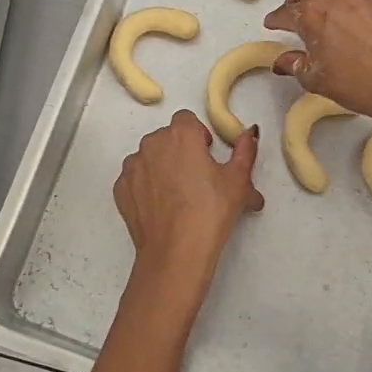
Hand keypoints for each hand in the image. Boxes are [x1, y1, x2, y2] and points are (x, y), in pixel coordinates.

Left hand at [114, 111, 263, 286]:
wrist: (176, 251)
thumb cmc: (211, 212)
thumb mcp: (238, 181)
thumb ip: (245, 150)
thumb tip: (251, 132)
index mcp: (181, 135)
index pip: (187, 120)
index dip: (198, 136)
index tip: (207, 156)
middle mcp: (152, 143)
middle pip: (167, 137)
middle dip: (180, 151)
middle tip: (196, 179)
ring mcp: (132, 166)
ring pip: (148, 157)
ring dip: (161, 167)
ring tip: (177, 196)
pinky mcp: (120, 188)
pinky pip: (135, 179)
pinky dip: (145, 187)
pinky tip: (161, 208)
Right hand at [262, 0, 371, 124]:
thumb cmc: (356, 84)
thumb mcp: (315, 80)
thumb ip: (294, 65)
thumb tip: (281, 61)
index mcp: (310, 16)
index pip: (284, 12)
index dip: (275, 19)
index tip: (272, 24)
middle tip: (292, 14)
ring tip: (318, 3)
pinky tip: (347, 7)